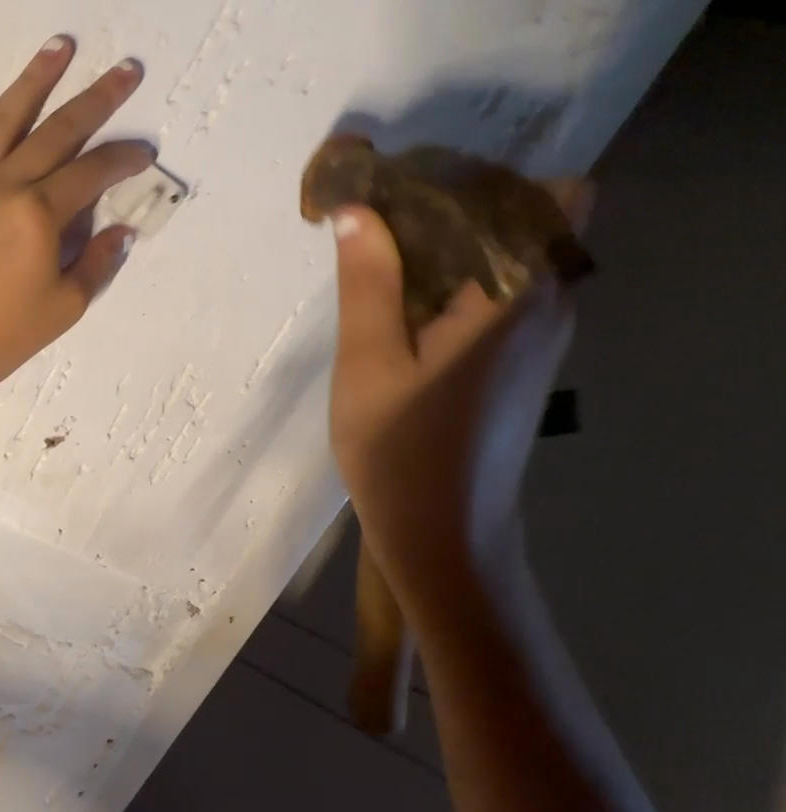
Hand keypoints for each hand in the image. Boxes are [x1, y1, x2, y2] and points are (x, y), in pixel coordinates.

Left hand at [0, 36, 153, 408]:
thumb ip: (97, 263)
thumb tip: (120, 228)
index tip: (141, 153)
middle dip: (97, 99)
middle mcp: (1, 187)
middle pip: (56, 131)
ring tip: (58, 48)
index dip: (124, 158)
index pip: (93, 172)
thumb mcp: (63, 309)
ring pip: (0, 121)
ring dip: (33, 80)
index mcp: (39, 215)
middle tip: (124, 70)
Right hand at [327, 181, 591, 588]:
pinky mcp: (524, 361)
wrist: (442, 531)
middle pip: (530, 220)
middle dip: (458, 211)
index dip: (481, 184)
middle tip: (378, 228)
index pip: (542, 194)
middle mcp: (550, 302)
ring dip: (455, 251)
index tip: (406, 200)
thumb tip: (358, 212)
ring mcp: (544, 334)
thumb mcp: (368, 364)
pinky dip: (460, 285)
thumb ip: (369, 283)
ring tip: (380, 267)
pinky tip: (404, 312)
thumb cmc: (401, 449)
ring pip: (516, 258)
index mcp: (520, 294)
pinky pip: (504, 294)